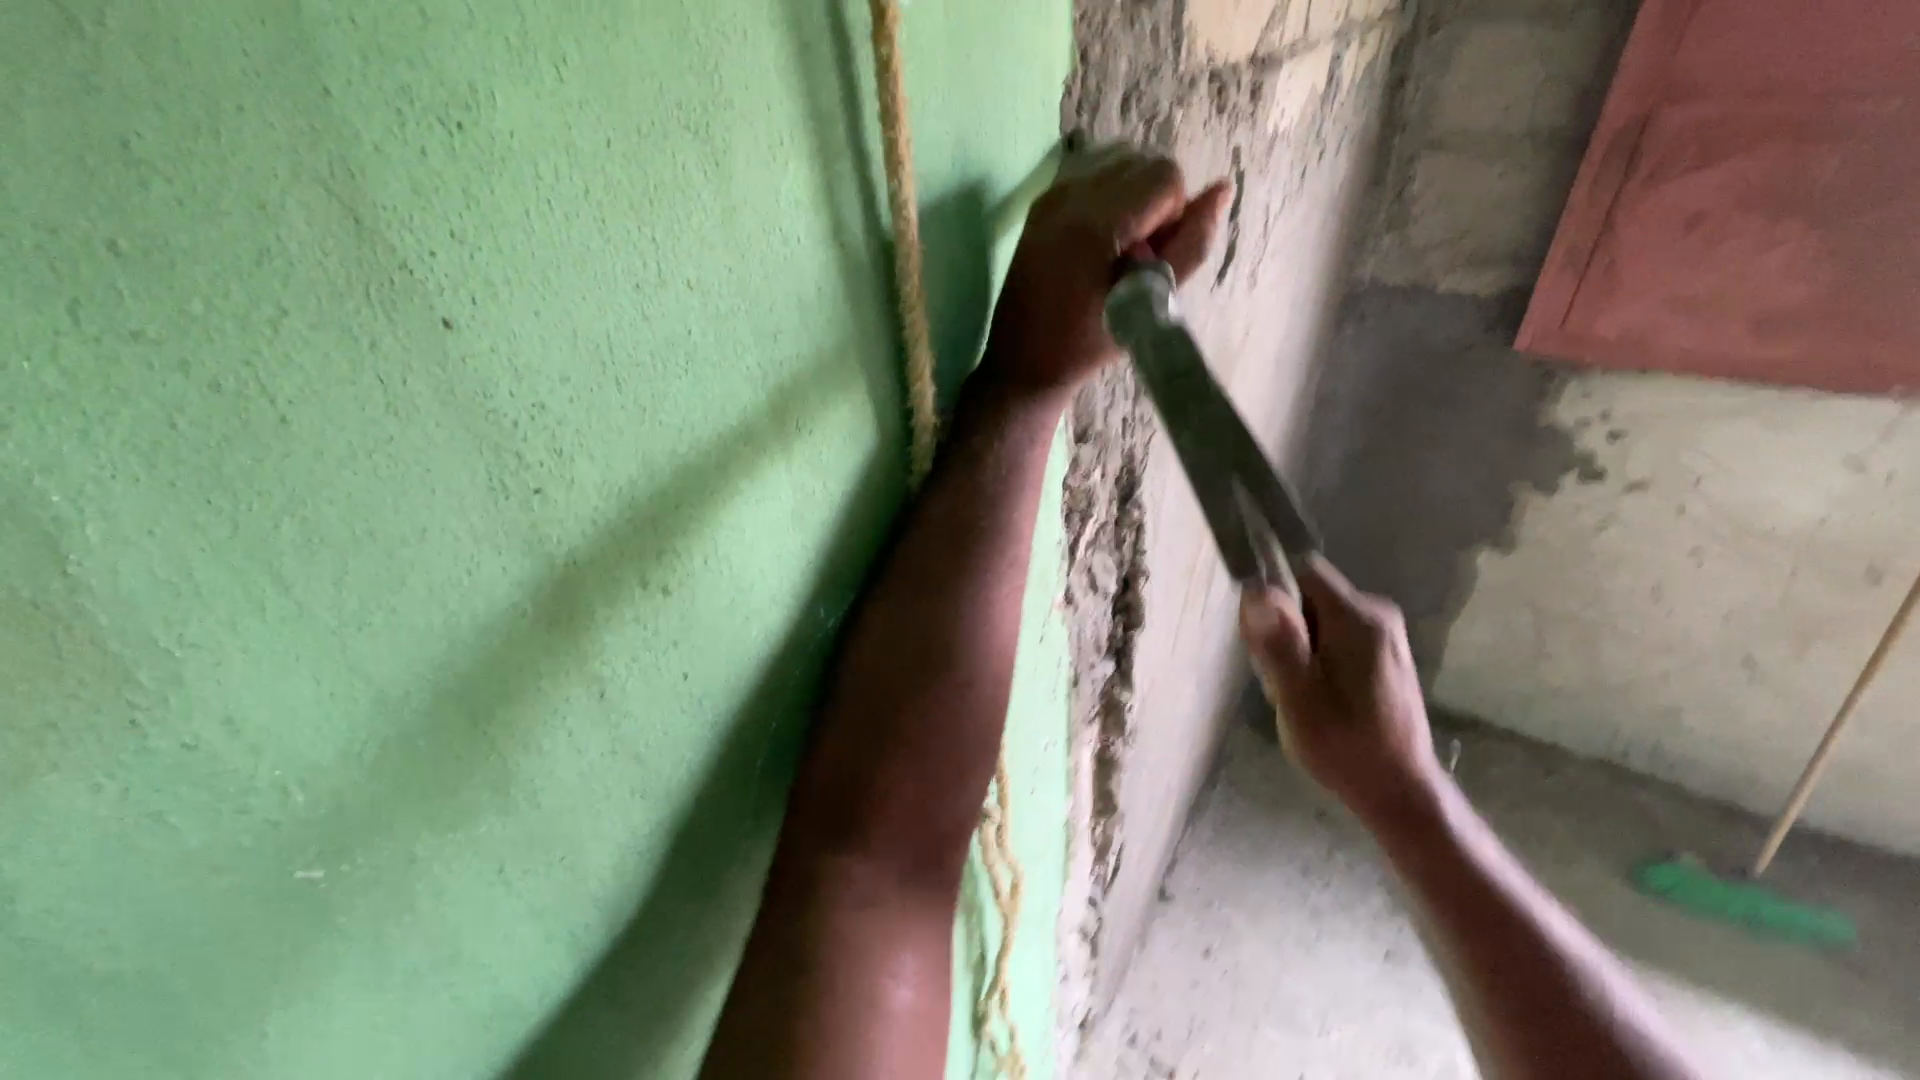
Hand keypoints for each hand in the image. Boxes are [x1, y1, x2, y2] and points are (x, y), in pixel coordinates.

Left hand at [980, 144, 1230, 394]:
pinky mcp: (1042, 202)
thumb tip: (1221, 190)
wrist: (1023, 360)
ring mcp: (1051, 194)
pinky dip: (1109, 196)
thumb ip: (1190, 246)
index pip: (1165, 175)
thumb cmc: (1088, 343)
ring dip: (1133, 197)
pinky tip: (1099, 240)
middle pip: (1143, 162)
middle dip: (1154, 203)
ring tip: (1118, 246)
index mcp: (1096, 222)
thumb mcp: (1150, 304)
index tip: (1152, 258)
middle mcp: (1070, 195)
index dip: (1173, 216)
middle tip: (1137, 256)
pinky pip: (1093, 174)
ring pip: (1119, 161)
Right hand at [1240, 556, 1444, 821]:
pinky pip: (1335, 634)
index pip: (1303, 570)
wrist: (1398, 789)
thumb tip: (1255, 590)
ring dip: (1299, 648)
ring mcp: (1385, 634)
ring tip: (1299, 695)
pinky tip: (1319, 697)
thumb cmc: (1344, 745)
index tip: (1266, 639)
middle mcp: (1377, 614)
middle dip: (1284, 629)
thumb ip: (1278, 641)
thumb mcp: (1298, 697)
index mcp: (1357, 618)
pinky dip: (1318, 659)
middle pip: (1307, 595)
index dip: (1274, 596)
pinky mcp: (1385, 652)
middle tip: (1281, 680)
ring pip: (1318, 617)